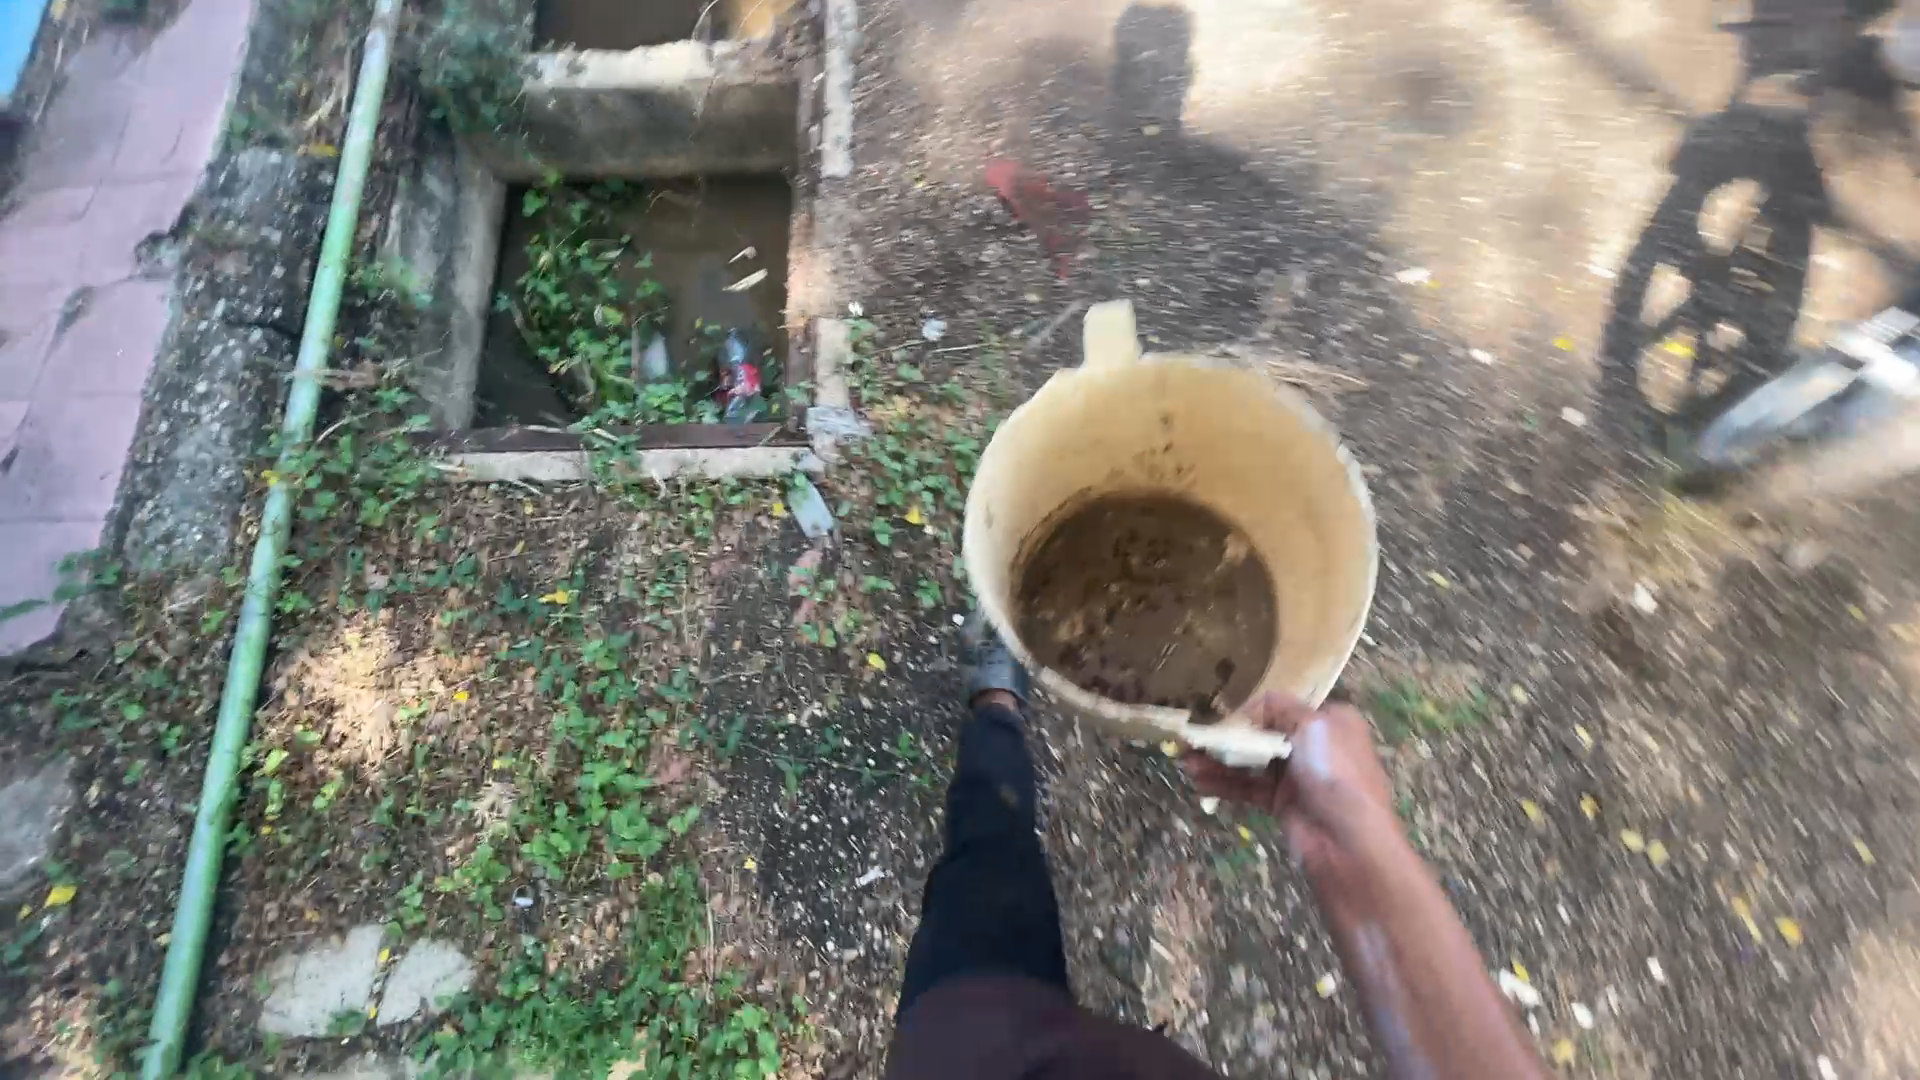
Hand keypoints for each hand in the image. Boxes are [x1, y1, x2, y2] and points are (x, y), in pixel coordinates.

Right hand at [1183, 694, 1399, 894]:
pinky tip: (1198, 782)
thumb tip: (1248, 709)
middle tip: (1192, 738)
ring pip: (1249, 761)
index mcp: (1328, 722)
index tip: (1219, 716)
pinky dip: (1223, 784)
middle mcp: (1312, 745)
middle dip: (1225, 736)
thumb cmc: (1335, 773)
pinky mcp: (1281, 803)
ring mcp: (1295, 776)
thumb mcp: (1312, 725)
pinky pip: (1246, 787)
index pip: (1281, 707)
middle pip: (1260, 734)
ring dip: (1217, 760)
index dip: (1250, 710)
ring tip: (1185, 761)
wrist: (1350, 844)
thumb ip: (1277, 708)